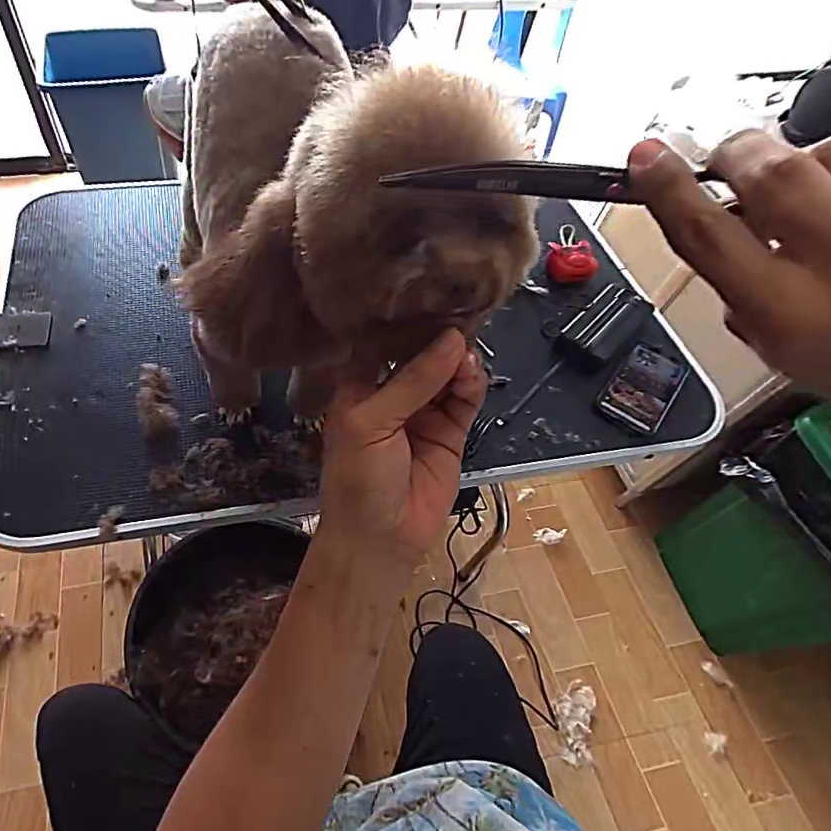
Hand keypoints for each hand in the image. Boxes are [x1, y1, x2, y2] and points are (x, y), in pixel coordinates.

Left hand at [319, 329, 485, 565]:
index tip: (424, 293)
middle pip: (420, 356)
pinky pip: (465, 400)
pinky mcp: (450, 433)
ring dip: (457, 360)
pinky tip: (472, 371)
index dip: (401, 321)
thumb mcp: (372, 423)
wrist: (381, 537)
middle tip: (458, 311)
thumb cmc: (358, 479)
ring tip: (466, 347)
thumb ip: (412, 382)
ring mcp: (424, 414)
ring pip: (447, 375)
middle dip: (437, 337)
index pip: (382, 344)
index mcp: (360, 388)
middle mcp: (394, 396)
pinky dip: (471, 384)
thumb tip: (451, 342)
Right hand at [627, 128, 830, 440]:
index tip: (646, 155)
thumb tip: (726, 225)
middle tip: (735, 154)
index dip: (670, 190)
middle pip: (771, 173)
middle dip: (740, 152)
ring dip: (818, 167)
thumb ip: (751, 296)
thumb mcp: (797, 359)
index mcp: (800, 322)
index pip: (712, 238)